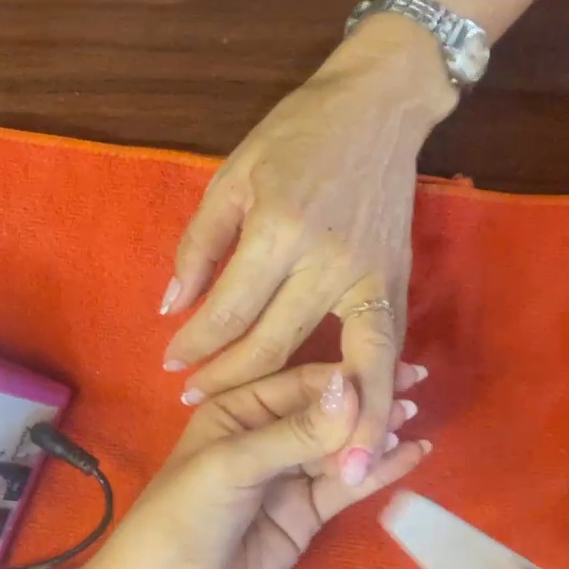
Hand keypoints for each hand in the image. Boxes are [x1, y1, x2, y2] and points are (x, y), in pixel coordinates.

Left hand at [95, 363, 429, 568]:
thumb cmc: (182, 519)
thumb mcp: (232, 467)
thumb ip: (295, 433)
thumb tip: (353, 387)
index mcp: (235, 409)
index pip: (300, 384)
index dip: (344, 379)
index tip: (390, 369)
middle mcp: (263, 435)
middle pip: (324, 412)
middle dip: (366, 401)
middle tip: (417, 383)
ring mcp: (286, 476)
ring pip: (340, 447)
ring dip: (376, 434)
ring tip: (418, 417)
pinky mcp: (304, 514)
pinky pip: (346, 485)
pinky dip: (378, 471)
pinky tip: (414, 455)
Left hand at [163, 16, 455, 485]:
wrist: (377, 109)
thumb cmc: (295, 136)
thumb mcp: (231, 179)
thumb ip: (199, 247)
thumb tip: (172, 308)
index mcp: (276, 232)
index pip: (226, 314)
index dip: (194, 346)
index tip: (171, 364)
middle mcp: (324, 264)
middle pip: (269, 347)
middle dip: (226, 380)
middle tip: (195, 400)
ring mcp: (368, 278)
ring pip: (333, 366)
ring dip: (311, 419)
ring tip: (286, 459)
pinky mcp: (398, 285)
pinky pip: (383, 354)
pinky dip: (372, 400)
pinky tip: (361, 438)